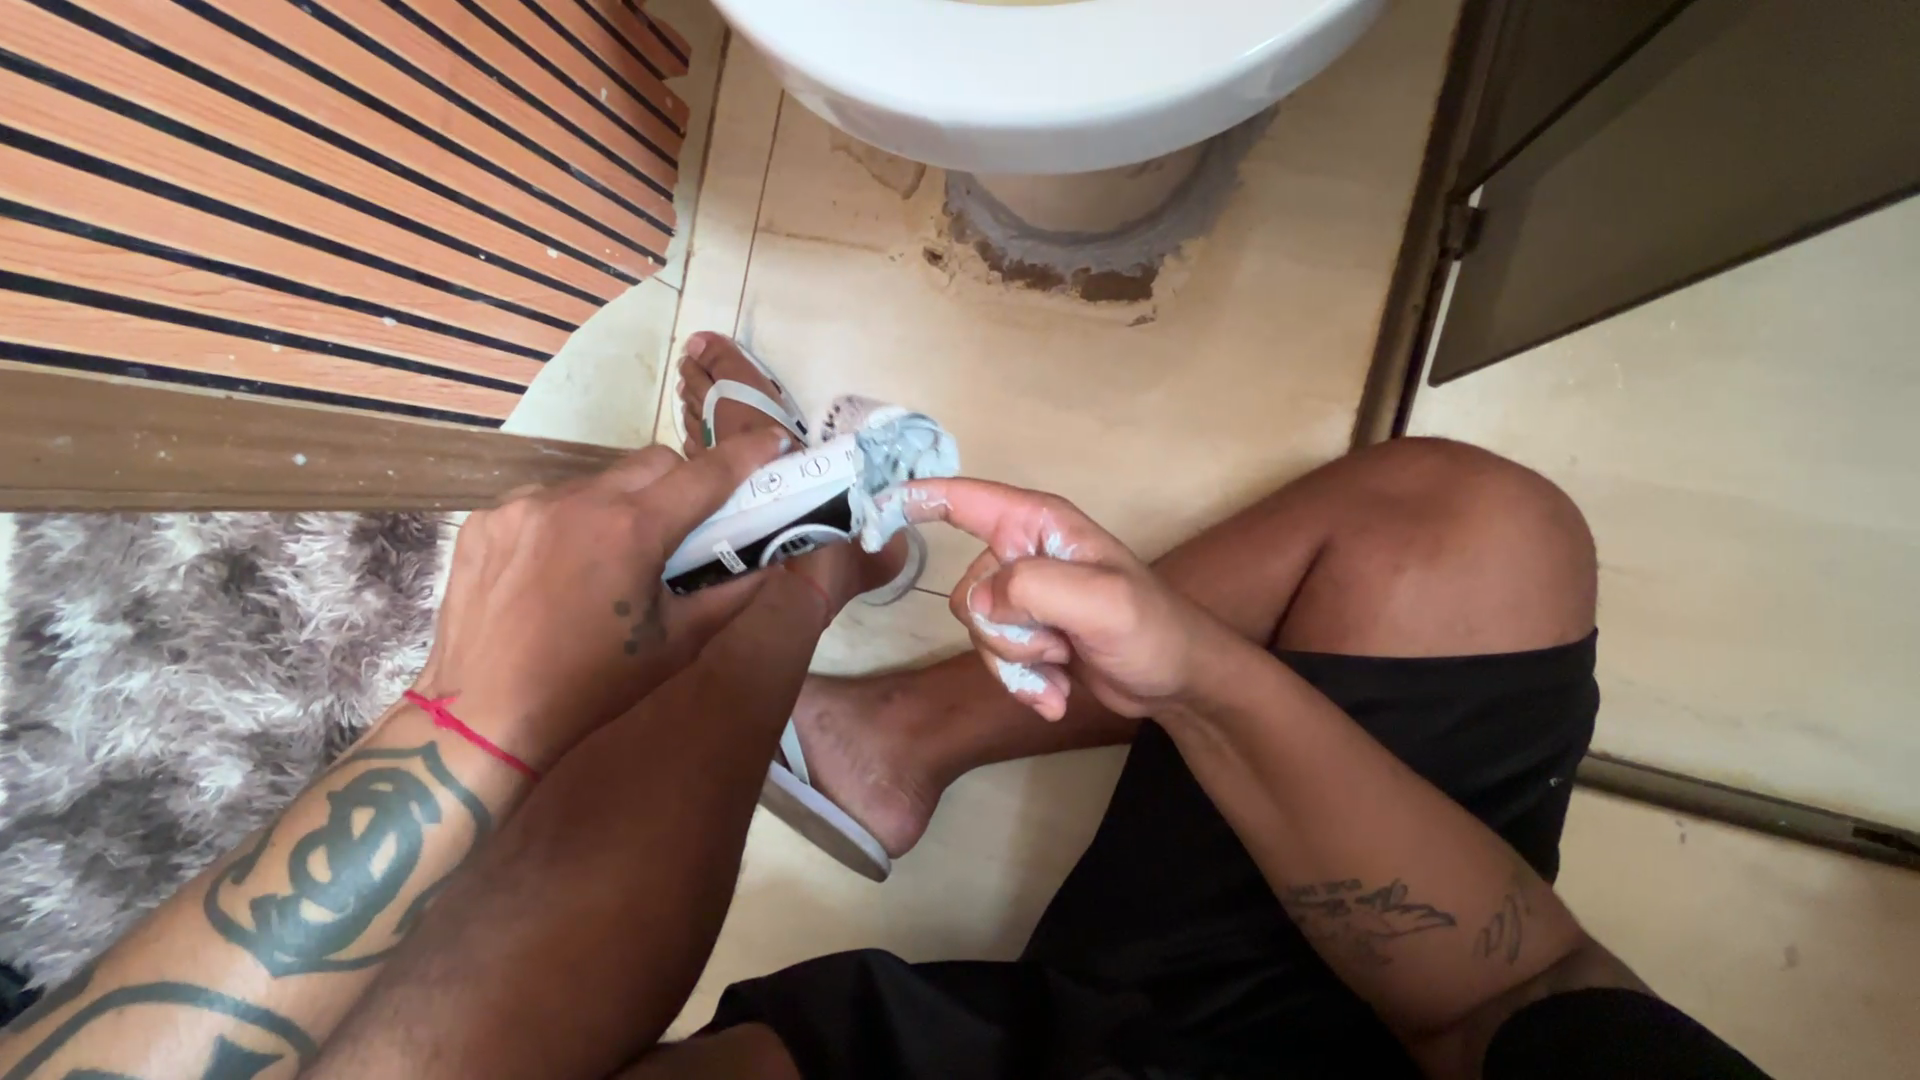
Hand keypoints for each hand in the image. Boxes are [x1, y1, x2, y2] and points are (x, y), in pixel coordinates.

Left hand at [412, 429, 791, 767]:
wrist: (484, 715)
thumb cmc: (593, 684)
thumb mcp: (678, 644)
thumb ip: (731, 593)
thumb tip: (767, 562)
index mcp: (631, 530)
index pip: (706, 475)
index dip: (748, 454)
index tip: (775, 441)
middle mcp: (577, 500)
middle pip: (654, 462)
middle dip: (684, 481)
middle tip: (689, 524)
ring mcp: (524, 505)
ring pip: (599, 481)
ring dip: (624, 504)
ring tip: (614, 558)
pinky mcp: (487, 519)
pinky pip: (549, 502)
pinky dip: (572, 522)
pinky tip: (561, 568)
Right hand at [898, 478, 1220, 720]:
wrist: (1176, 681)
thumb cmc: (1152, 629)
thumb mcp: (1102, 601)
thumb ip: (1035, 588)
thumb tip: (982, 601)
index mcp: (1037, 525)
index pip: (964, 500)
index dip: (915, 500)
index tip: (872, 513)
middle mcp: (1022, 554)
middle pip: (970, 592)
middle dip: (1007, 631)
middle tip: (1056, 642)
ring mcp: (1023, 597)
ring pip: (979, 632)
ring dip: (1019, 663)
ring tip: (1061, 670)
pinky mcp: (1026, 634)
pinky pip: (994, 659)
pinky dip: (1024, 682)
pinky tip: (1057, 693)